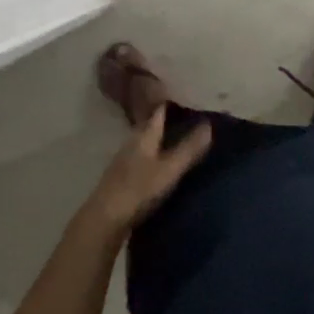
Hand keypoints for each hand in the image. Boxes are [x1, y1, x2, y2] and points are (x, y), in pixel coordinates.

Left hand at [88, 106, 212, 229]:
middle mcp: (133, 142)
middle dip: (170, 119)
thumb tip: (209, 124)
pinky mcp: (124, 178)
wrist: (105, 220)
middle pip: (152, 125)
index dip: (172, 101)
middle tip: (193, 115)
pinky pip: (145, 158)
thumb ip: (188, 148)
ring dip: (163, 138)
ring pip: (148, 141)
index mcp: (144, 135)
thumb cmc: (138, 190)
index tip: (189, 94)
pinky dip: (157, 155)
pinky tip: (166, 162)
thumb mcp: (169, 169)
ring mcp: (126, 160)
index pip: (158, 110)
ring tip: (184, 137)